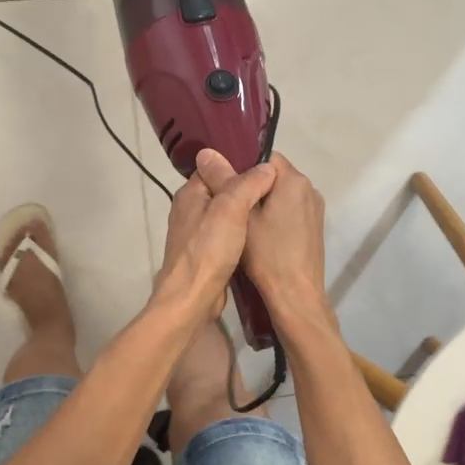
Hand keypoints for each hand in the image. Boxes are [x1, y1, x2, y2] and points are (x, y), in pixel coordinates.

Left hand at [154, 149, 275, 316]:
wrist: (193, 298)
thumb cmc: (209, 249)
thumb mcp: (231, 208)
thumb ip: (247, 183)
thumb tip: (266, 166)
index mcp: (190, 193)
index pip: (216, 167)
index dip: (240, 166)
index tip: (266, 170)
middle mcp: (190, 210)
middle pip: (222, 191)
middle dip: (246, 190)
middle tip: (275, 190)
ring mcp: (196, 234)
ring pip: (226, 215)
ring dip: (245, 214)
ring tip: (271, 210)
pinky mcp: (205, 254)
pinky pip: (227, 235)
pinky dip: (241, 234)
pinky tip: (258, 236)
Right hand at [195, 152, 327, 315]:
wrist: (296, 294)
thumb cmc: (267, 254)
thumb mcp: (240, 215)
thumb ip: (224, 181)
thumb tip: (206, 153)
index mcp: (294, 180)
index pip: (265, 157)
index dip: (241, 166)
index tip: (222, 183)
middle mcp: (310, 189)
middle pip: (273, 176)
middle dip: (250, 186)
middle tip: (226, 204)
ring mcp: (315, 210)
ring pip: (281, 195)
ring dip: (261, 203)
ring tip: (238, 220)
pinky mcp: (314, 228)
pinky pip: (289, 211)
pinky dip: (273, 217)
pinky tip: (258, 235)